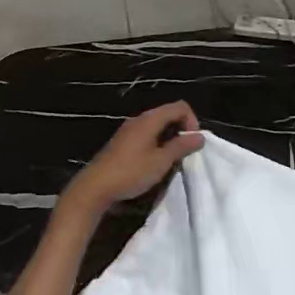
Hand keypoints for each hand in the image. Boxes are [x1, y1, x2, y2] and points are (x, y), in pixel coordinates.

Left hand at [63, 102, 203, 212]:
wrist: (95, 187)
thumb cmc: (131, 172)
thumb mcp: (161, 161)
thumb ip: (181, 146)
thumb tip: (200, 136)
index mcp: (150, 119)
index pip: (180, 107)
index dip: (192, 121)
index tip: (193, 142)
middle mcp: (139, 119)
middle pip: (168, 113)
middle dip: (182, 128)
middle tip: (185, 151)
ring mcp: (129, 130)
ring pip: (158, 124)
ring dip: (170, 137)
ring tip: (172, 157)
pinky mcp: (123, 141)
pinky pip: (147, 133)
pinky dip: (157, 141)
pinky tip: (155, 160)